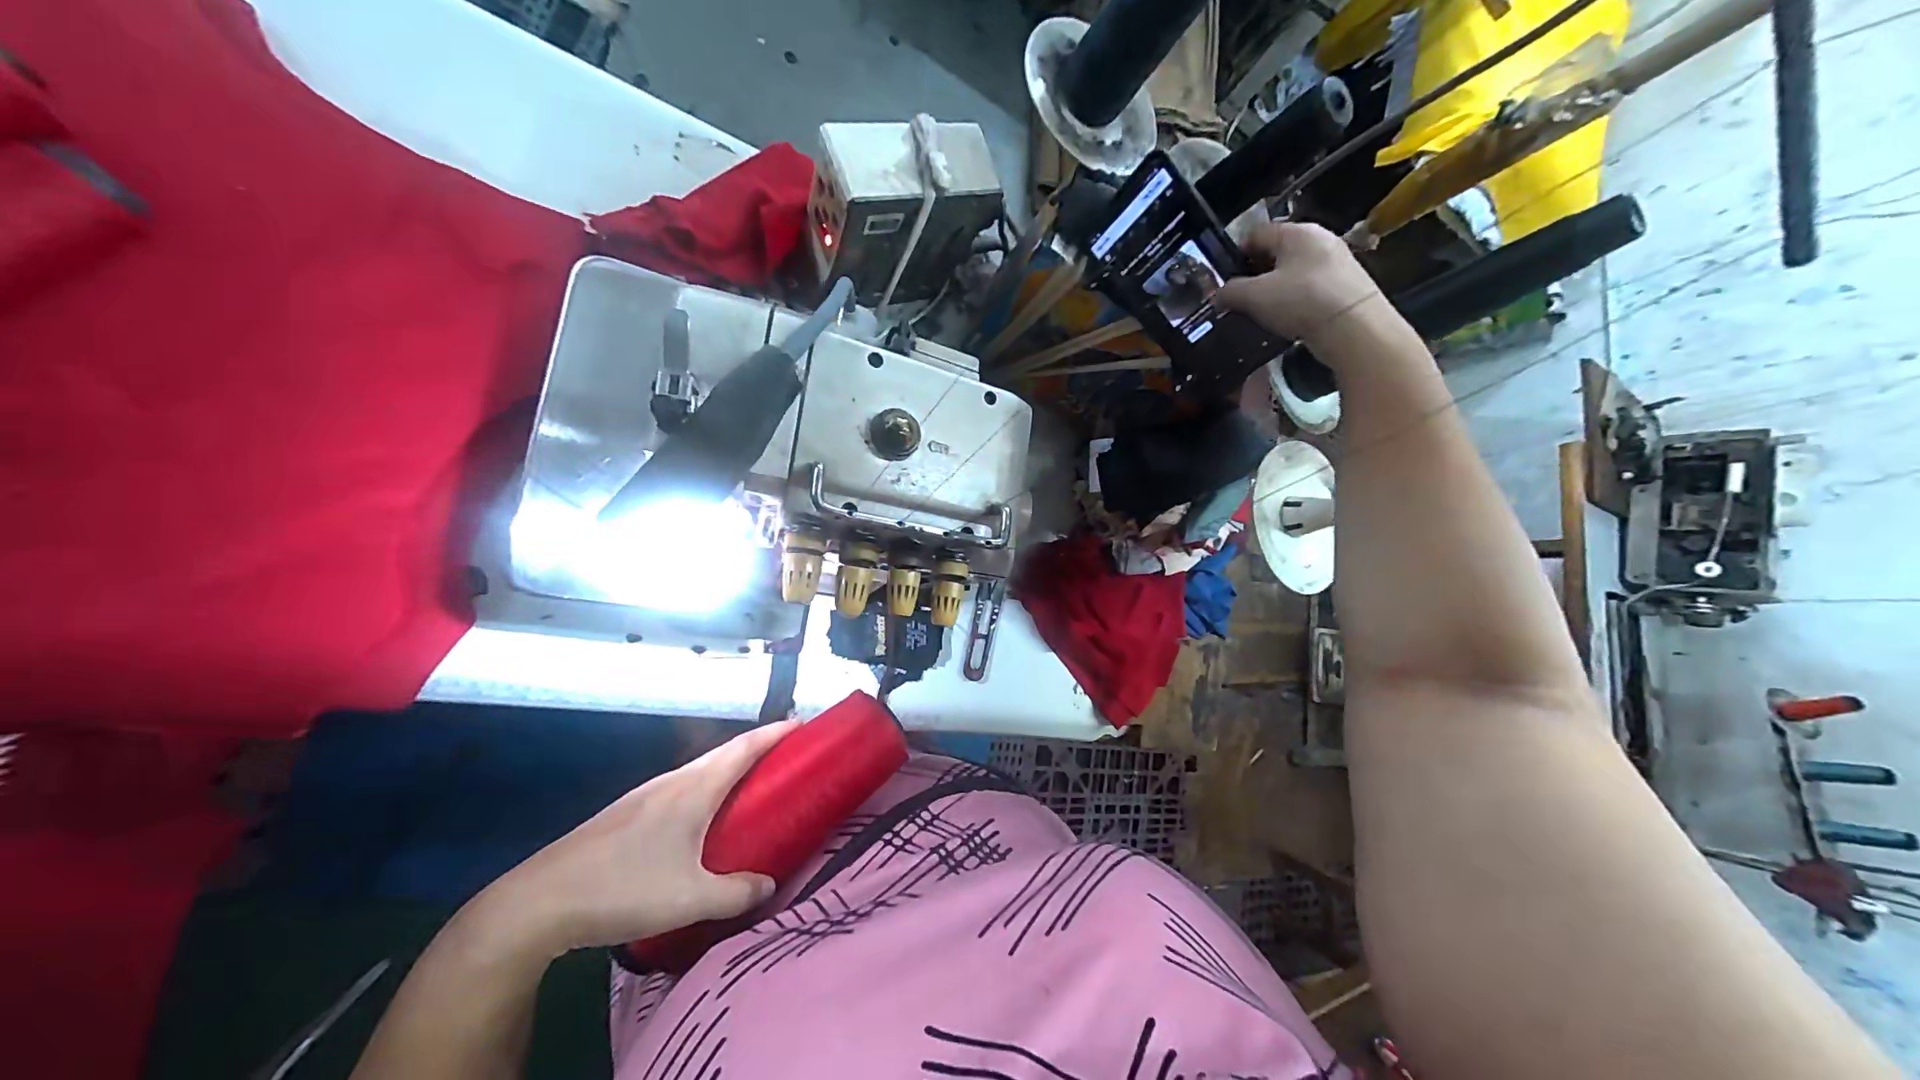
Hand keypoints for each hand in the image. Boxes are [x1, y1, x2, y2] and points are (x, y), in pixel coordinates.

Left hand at [470, 721, 797, 955]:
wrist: (538, 902)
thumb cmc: (623, 890)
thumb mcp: (690, 899)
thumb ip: (736, 892)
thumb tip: (769, 884)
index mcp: (693, 791)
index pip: (743, 749)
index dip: (775, 733)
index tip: (802, 724)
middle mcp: (671, 783)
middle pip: (722, 754)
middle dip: (757, 748)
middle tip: (786, 755)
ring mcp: (644, 796)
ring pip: (698, 771)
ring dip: (728, 768)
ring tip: (749, 784)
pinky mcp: (625, 815)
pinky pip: (679, 788)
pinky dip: (704, 788)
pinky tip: (700, 817)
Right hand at [1215, 222, 1389, 352]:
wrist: (1355, 328)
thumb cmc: (1300, 301)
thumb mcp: (1254, 297)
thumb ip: (1230, 292)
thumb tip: (1219, 295)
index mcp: (1296, 232)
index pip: (1256, 234)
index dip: (1235, 255)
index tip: (1225, 281)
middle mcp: (1319, 238)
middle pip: (1276, 253)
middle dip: (1255, 275)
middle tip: (1240, 301)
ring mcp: (1336, 261)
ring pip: (1293, 271)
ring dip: (1275, 290)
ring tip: (1262, 314)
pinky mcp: (1347, 284)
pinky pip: (1310, 287)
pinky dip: (1296, 301)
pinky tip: (1289, 320)